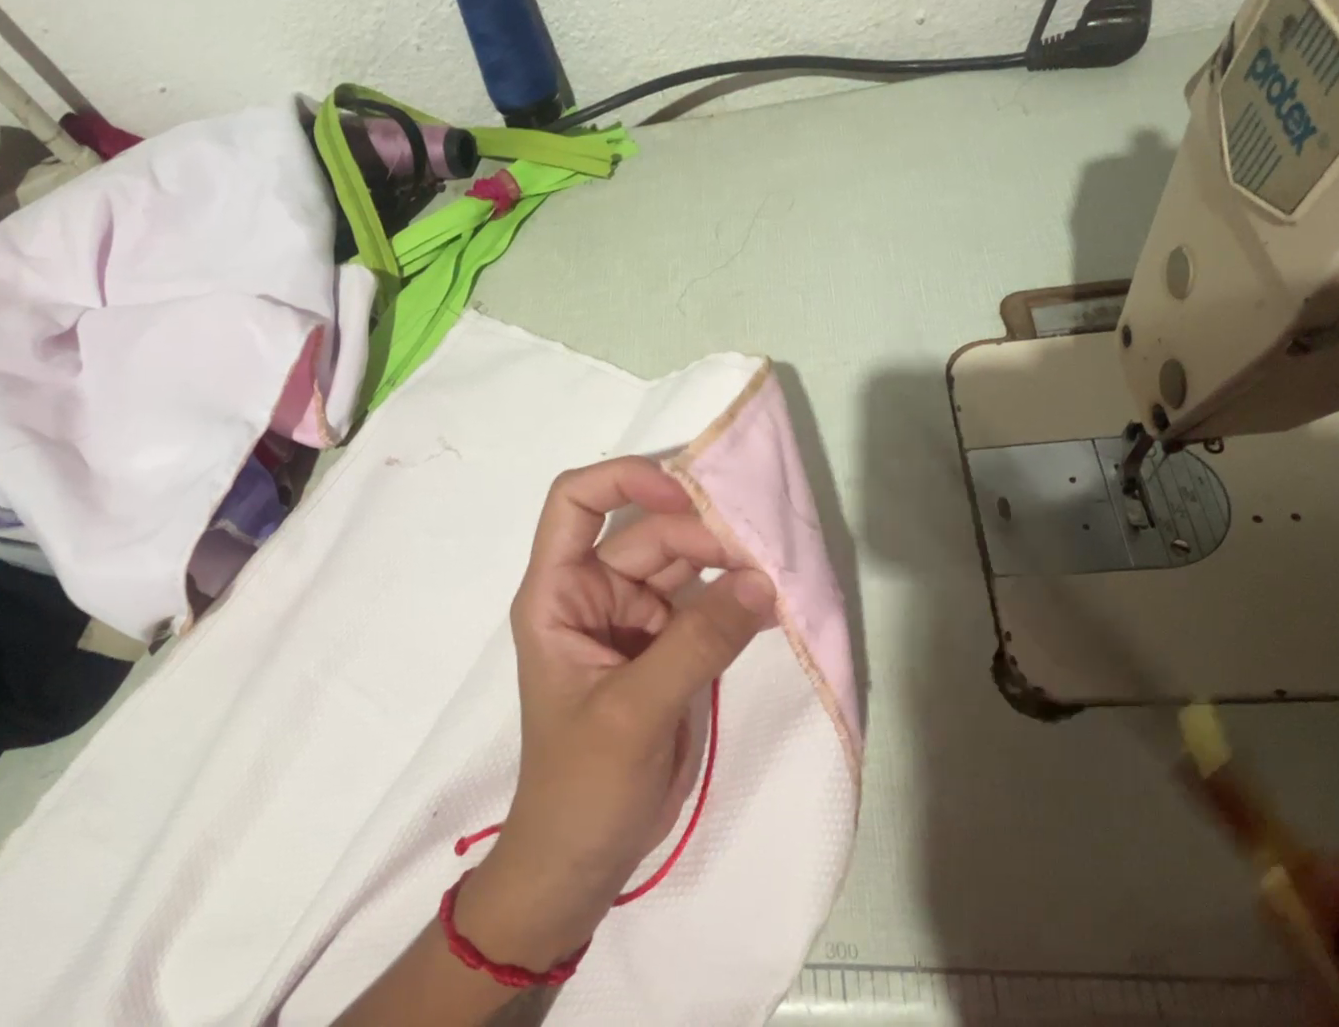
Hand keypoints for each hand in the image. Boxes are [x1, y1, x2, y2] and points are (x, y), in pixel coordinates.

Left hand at [455, 456, 777, 971]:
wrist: (584, 857)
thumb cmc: (583, 784)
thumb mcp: (633, 712)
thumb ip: (696, 644)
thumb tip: (762, 582)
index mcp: (557, 595)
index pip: (575, 502)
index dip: (625, 480)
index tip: (687, 494)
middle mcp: (594, 596)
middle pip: (649, 533)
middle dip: (704, 535)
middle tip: (766, 554)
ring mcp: (634, 623)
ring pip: (685, 567)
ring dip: (729, 564)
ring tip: (780, 573)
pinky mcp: (667, 651)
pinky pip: (706, 608)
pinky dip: (738, 602)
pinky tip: (776, 603)